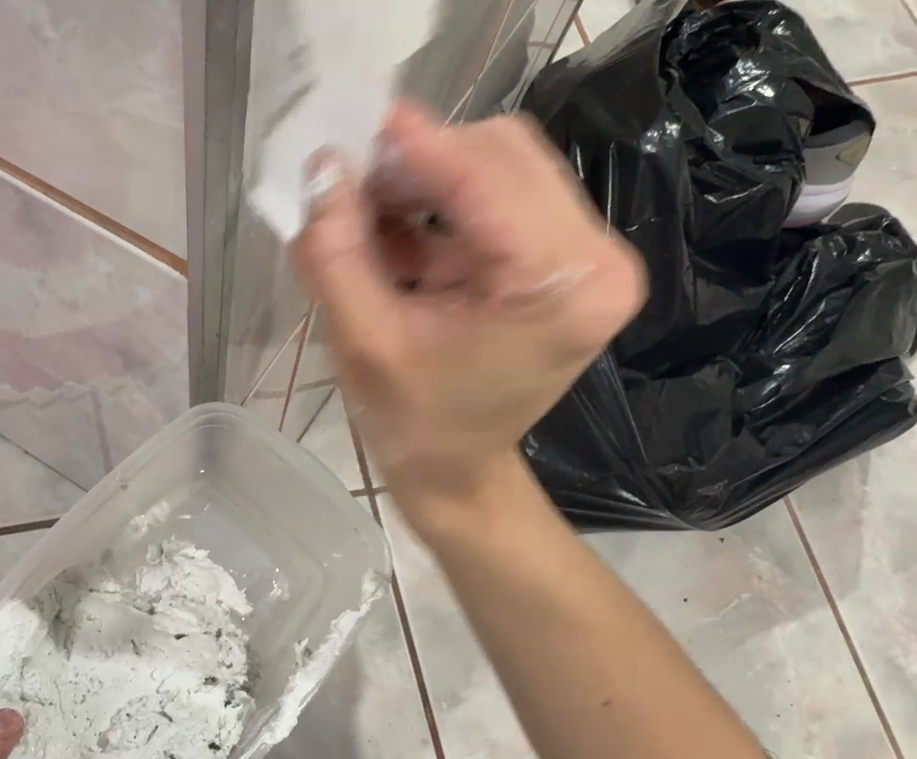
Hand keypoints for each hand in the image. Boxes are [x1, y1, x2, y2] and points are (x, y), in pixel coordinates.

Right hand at [294, 102, 645, 531]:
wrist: (457, 473)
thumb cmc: (414, 426)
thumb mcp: (363, 343)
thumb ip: (336, 254)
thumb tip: (320, 169)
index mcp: (561, 288)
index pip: (489, 179)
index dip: (418, 147)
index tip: (356, 126)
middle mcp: (596, 260)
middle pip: (505, 157)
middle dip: (421, 164)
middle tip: (353, 187)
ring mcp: (587, 256)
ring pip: (502, 169)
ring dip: (428, 183)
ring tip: (368, 218)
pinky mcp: (565, 259)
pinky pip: (501, 199)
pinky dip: (440, 207)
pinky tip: (396, 236)